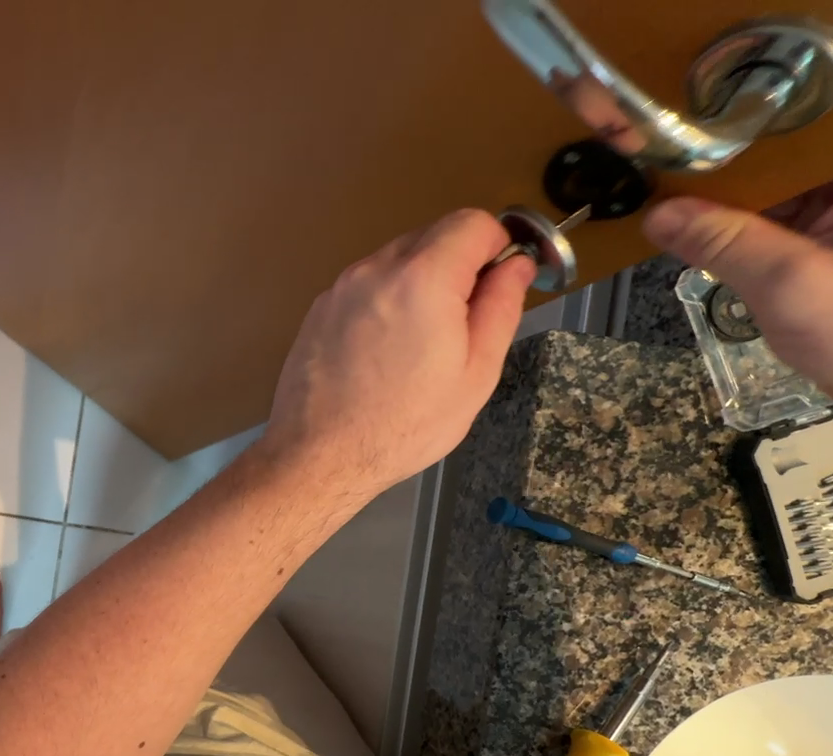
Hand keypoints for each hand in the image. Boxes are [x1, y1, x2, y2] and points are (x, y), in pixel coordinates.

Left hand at [258, 209, 535, 498]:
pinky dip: (382, 303)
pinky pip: (363, 288)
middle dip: (456, 266)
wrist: (317, 456)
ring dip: (417, 285)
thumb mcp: (475, 373)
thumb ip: (500, 307)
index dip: (495, 247)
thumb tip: (516, 265)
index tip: (496, 285)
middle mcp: (372, 271)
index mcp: (420, 278)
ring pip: (394, 261)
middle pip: (430, 236)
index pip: (472, 222)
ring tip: (417, 345)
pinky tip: (381, 352)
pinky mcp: (316, 311)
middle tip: (459, 324)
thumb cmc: (401, 425)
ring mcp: (338, 290)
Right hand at [643, 125, 832, 423]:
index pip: (825, 110)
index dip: (755, 119)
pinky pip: (806, 201)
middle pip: (809, 140)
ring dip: (745, 195)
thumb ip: (721, 243)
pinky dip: (761, 218)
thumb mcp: (788, 284)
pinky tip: (714, 230)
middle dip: (740, 164)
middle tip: (672, 175)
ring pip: (800, 172)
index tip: (692, 134)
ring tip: (681, 204)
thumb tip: (656, 214)